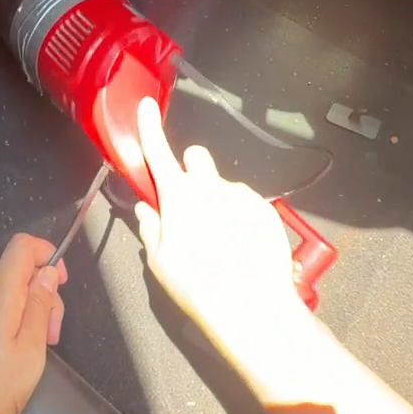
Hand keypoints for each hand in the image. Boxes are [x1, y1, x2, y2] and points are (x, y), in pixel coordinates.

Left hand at [0, 234, 65, 413]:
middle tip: (51, 334)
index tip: (59, 279)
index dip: (45, 253)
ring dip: (18, 307)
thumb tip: (48, 272)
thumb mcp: (32, 352)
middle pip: (13, 272)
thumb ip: (42, 305)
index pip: (22, 246)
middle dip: (38, 293)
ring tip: (25, 348)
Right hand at [131, 97, 306, 347]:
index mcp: (178, 195)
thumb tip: (146, 210)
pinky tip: (243, 247)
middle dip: (191, 170)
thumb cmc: (196, 285)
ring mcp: (241, 195)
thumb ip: (150, 228)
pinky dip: (242, 218)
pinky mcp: (266, 210)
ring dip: (219, 200)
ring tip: (222, 240)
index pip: (158, 151)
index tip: (146, 106)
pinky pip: (247, 204)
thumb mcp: (159, 262)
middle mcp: (209, 186)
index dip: (149, 126)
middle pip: (196, 157)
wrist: (252, 307)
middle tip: (191, 199)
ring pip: (224, 186)